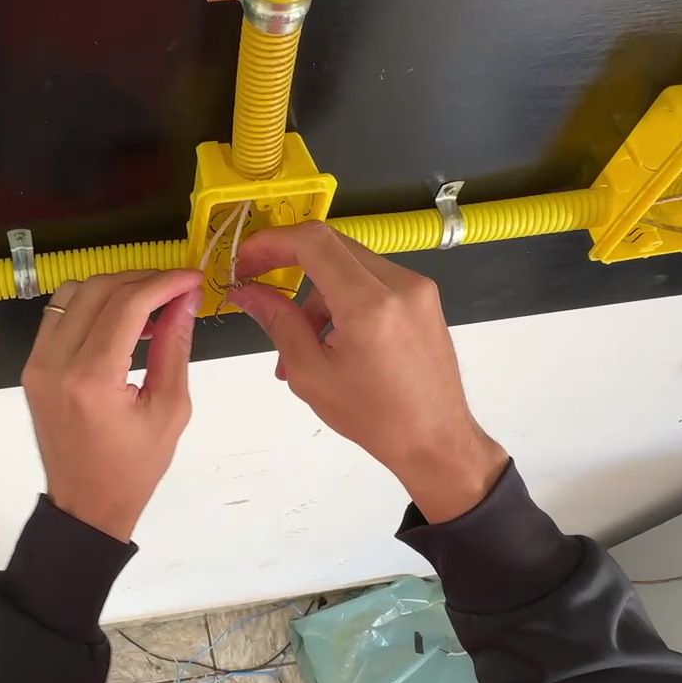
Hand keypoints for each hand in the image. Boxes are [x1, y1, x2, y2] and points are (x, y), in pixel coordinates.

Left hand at [23, 268, 202, 540]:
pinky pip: (58, 314)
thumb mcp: (170, 410)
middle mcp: (56, 364)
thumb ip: (176, 347)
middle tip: (175, 290)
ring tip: (148, 307)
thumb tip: (186, 300)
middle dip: (141, 280)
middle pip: (98, 289)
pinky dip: (89, 305)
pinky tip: (118, 322)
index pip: (127, 304)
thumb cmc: (133, 469)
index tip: (192, 278)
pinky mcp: (32, 367)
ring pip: (72, 293)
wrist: (85, 505)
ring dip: (113, 288)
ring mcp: (37, 364)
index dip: (164, 282)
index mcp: (92, 380)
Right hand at [229, 223, 507, 522]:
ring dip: (313, 288)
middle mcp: (399, 284)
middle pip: (330, 244)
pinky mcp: (422, 297)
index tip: (245, 259)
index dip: (271, 242)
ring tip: (299, 338)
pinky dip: (340, 296)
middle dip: (287, 259)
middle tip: (256, 283)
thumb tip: (247, 292)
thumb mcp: (311, 374)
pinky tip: (330, 336)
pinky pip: (370, 279)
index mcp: (369, 304)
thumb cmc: (375, 417)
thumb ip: (278, 322)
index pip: (313, 242)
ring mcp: (416, 288)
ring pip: (348, 262)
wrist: (436, 440)